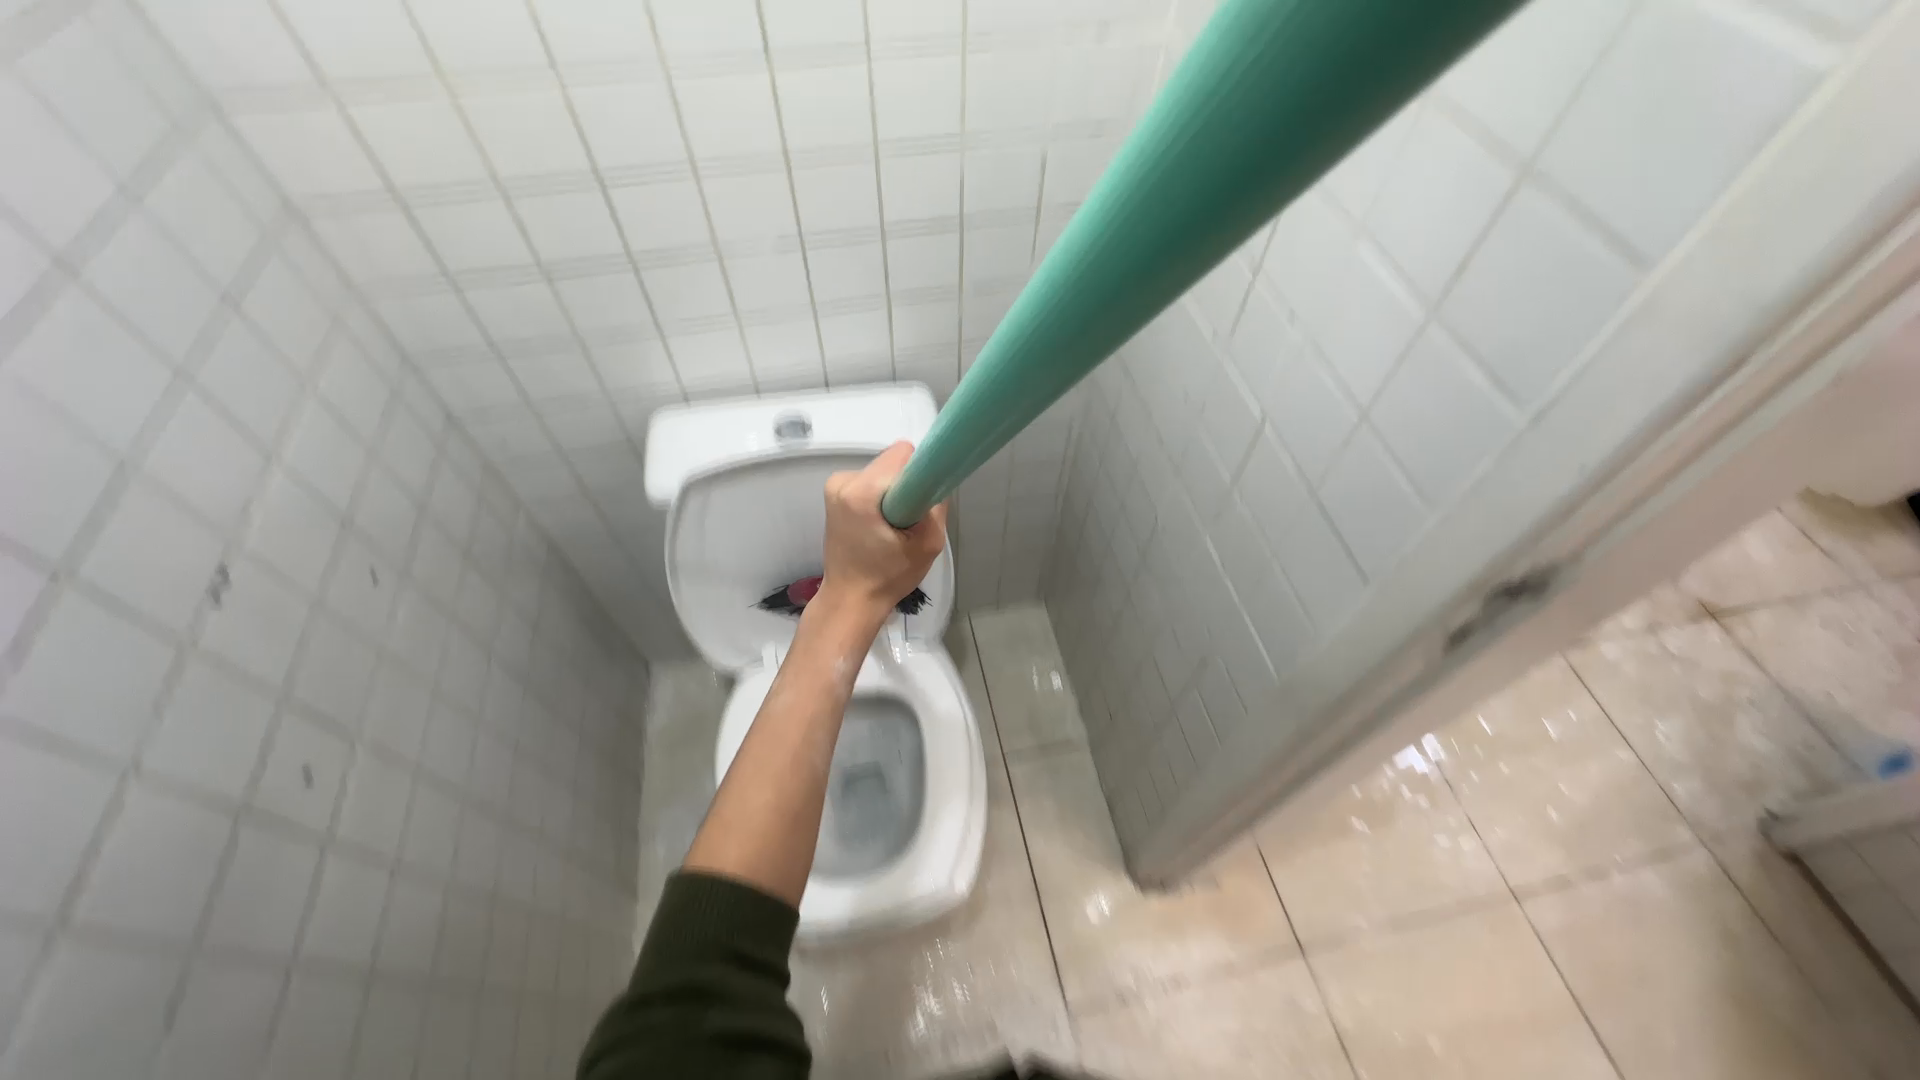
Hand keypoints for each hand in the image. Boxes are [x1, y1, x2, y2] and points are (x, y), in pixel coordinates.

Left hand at [819, 441, 948, 619]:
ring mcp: (835, 486)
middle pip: (891, 462)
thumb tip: (936, 481)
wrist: (850, 600)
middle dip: (907, 485)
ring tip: (893, 527)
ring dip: (894, 492)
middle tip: (908, 521)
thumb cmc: (889, 577)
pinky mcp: (835, 494)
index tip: (924, 499)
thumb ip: (936, 505)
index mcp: (861, 492)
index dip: (920, 473)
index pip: (903, 455)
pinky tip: (879, 525)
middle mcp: (843, 481)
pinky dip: (880, 497)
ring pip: (882, 471)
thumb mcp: (929, 544)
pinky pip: (870, 481)